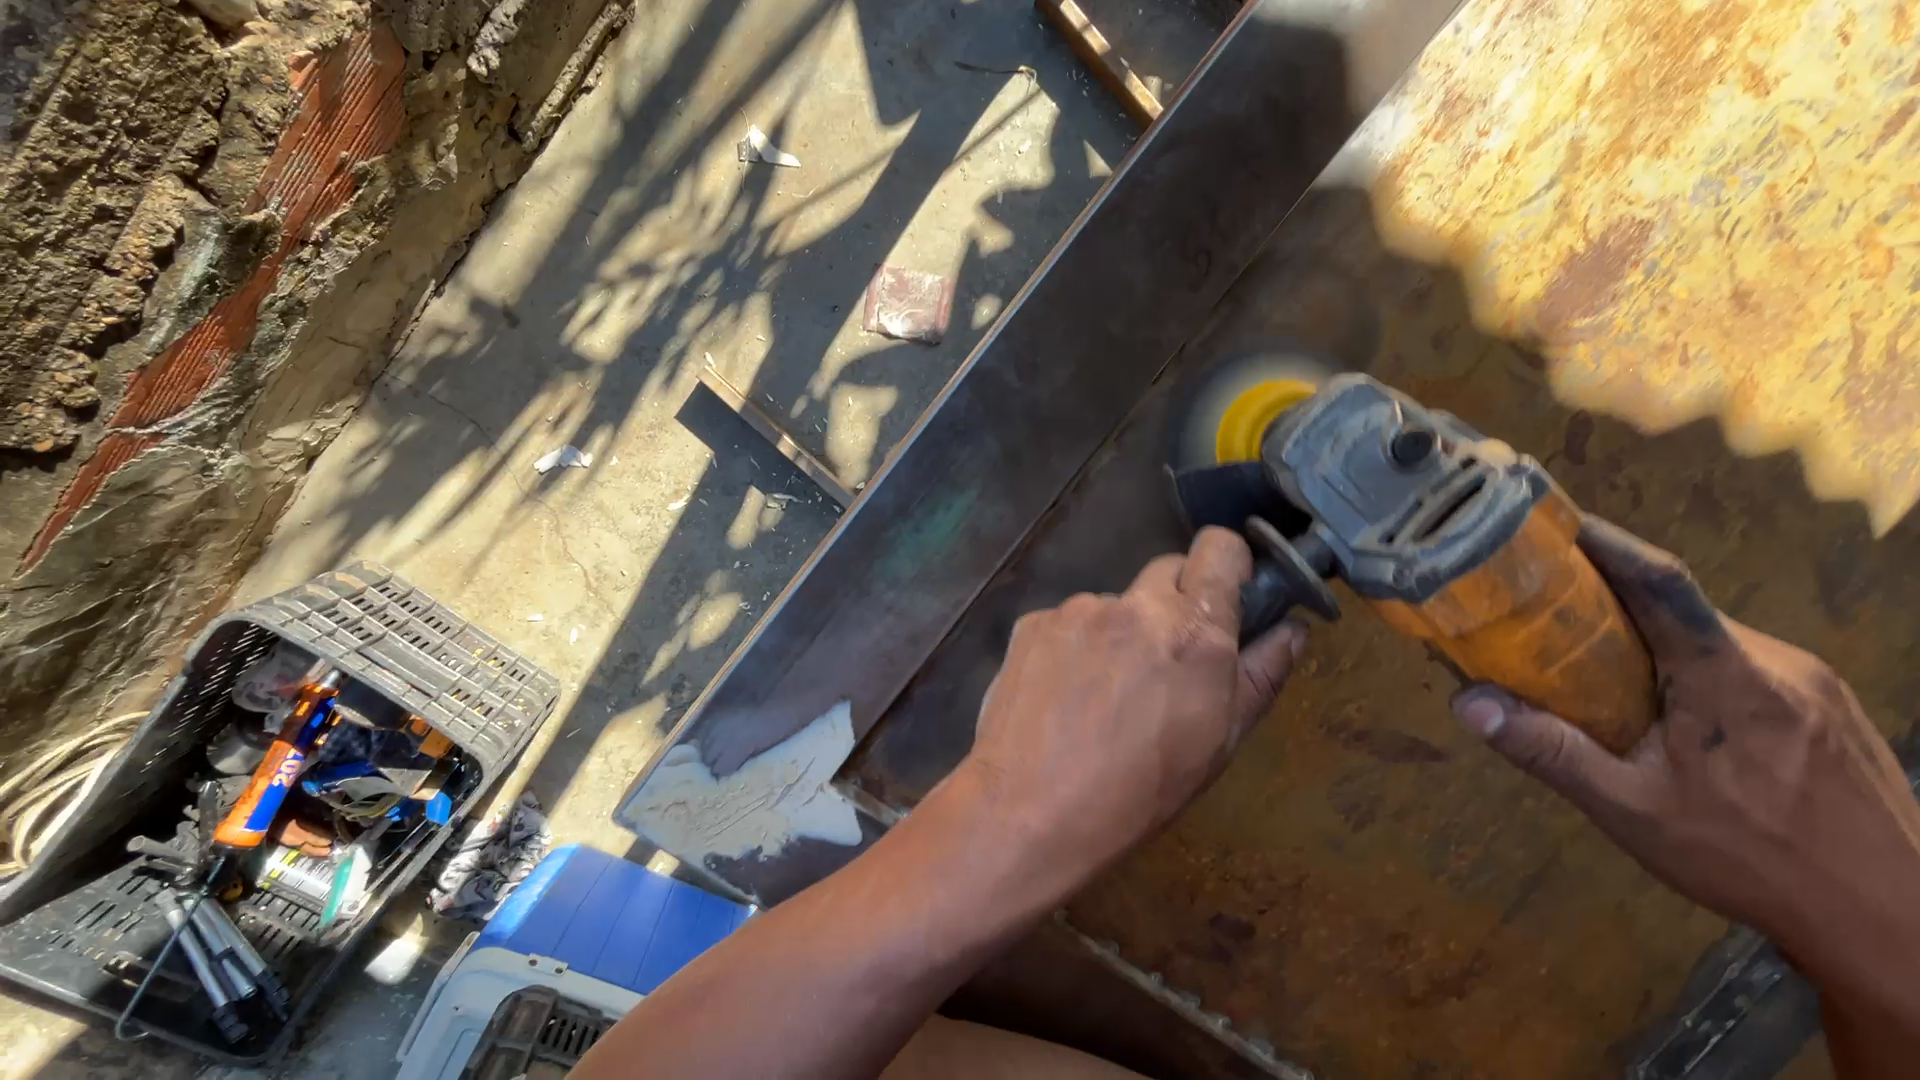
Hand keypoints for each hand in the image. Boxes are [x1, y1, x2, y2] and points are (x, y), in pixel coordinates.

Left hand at [947, 527, 1307, 888]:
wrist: (1031, 810)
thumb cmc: (1141, 790)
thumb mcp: (1219, 743)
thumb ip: (1260, 676)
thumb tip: (1291, 629)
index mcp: (1195, 631)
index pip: (1220, 548)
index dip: (1227, 563)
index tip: (1225, 594)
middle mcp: (1137, 606)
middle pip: (1166, 572)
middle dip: (1174, 604)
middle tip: (1165, 661)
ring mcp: (1078, 611)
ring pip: (1115, 604)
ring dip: (1120, 632)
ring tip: (1101, 695)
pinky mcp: (1032, 623)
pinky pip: (1068, 623)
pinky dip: (1074, 648)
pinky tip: (1062, 696)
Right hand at [1450, 517, 1919, 1028]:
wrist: (1897, 922)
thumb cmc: (1753, 861)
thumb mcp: (1633, 812)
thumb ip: (1551, 751)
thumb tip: (1468, 703)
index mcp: (1729, 677)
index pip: (1662, 582)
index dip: (1605, 542)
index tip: (1552, 519)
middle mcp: (1776, 662)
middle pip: (1679, 608)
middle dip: (1609, 599)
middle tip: (1544, 609)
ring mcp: (1811, 682)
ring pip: (1708, 637)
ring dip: (1648, 639)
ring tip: (1593, 667)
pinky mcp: (1828, 705)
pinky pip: (1739, 663)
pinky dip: (1686, 666)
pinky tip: (1666, 710)